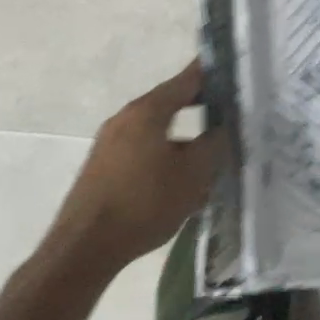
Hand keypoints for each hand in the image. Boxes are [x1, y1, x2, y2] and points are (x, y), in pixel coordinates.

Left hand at [45, 60, 229, 272]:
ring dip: (184, 134)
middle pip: (171, 101)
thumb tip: (225, 126)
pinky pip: (143, 148)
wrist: (83, 251)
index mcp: (147, 111)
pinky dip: (165, 152)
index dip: (214, 72)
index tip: (236, 69)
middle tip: (232, 109)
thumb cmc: (144, 203)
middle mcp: (125, 118)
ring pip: (157, 128)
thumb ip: (215, 143)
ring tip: (210, 151)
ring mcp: (109, 143)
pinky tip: (180, 178)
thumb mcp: (194, 173)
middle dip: (202, 104)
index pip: (188, 79)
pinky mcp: (102, 168)